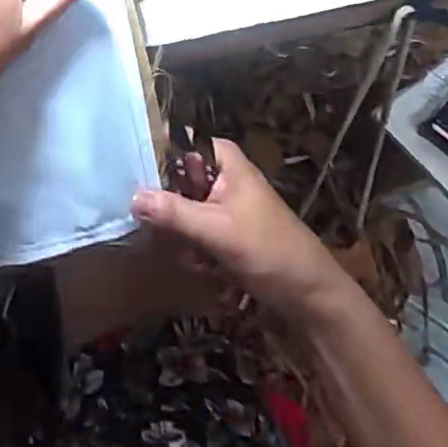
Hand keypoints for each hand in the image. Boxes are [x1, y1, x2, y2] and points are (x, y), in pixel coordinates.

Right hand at [131, 141, 348, 319]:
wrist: (314, 302)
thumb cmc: (269, 251)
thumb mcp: (216, 230)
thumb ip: (173, 213)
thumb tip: (133, 197)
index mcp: (232, 168)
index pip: (195, 144)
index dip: (172, 154)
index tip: (148, 172)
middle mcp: (231, 185)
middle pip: (188, 181)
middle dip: (174, 204)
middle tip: (164, 223)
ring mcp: (233, 215)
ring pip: (192, 213)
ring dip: (185, 234)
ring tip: (193, 256)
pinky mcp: (233, 242)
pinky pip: (202, 238)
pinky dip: (199, 252)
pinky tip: (203, 271)